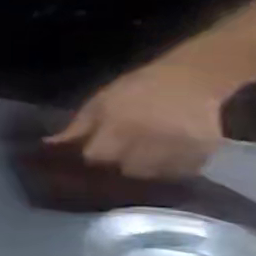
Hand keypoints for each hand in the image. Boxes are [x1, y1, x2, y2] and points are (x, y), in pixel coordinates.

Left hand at [46, 63, 227, 178]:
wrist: (190, 79)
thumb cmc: (134, 90)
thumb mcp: (98, 103)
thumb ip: (77, 128)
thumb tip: (49, 145)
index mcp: (120, 124)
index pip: (98, 157)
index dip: (93, 158)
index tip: (94, 154)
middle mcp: (151, 138)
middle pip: (127, 170)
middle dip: (119, 167)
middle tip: (120, 157)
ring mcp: (181, 146)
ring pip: (155, 175)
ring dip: (146, 170)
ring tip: (142, 158)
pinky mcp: (205, 151)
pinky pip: (183, 173)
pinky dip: (172, 170)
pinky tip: (165, 158)